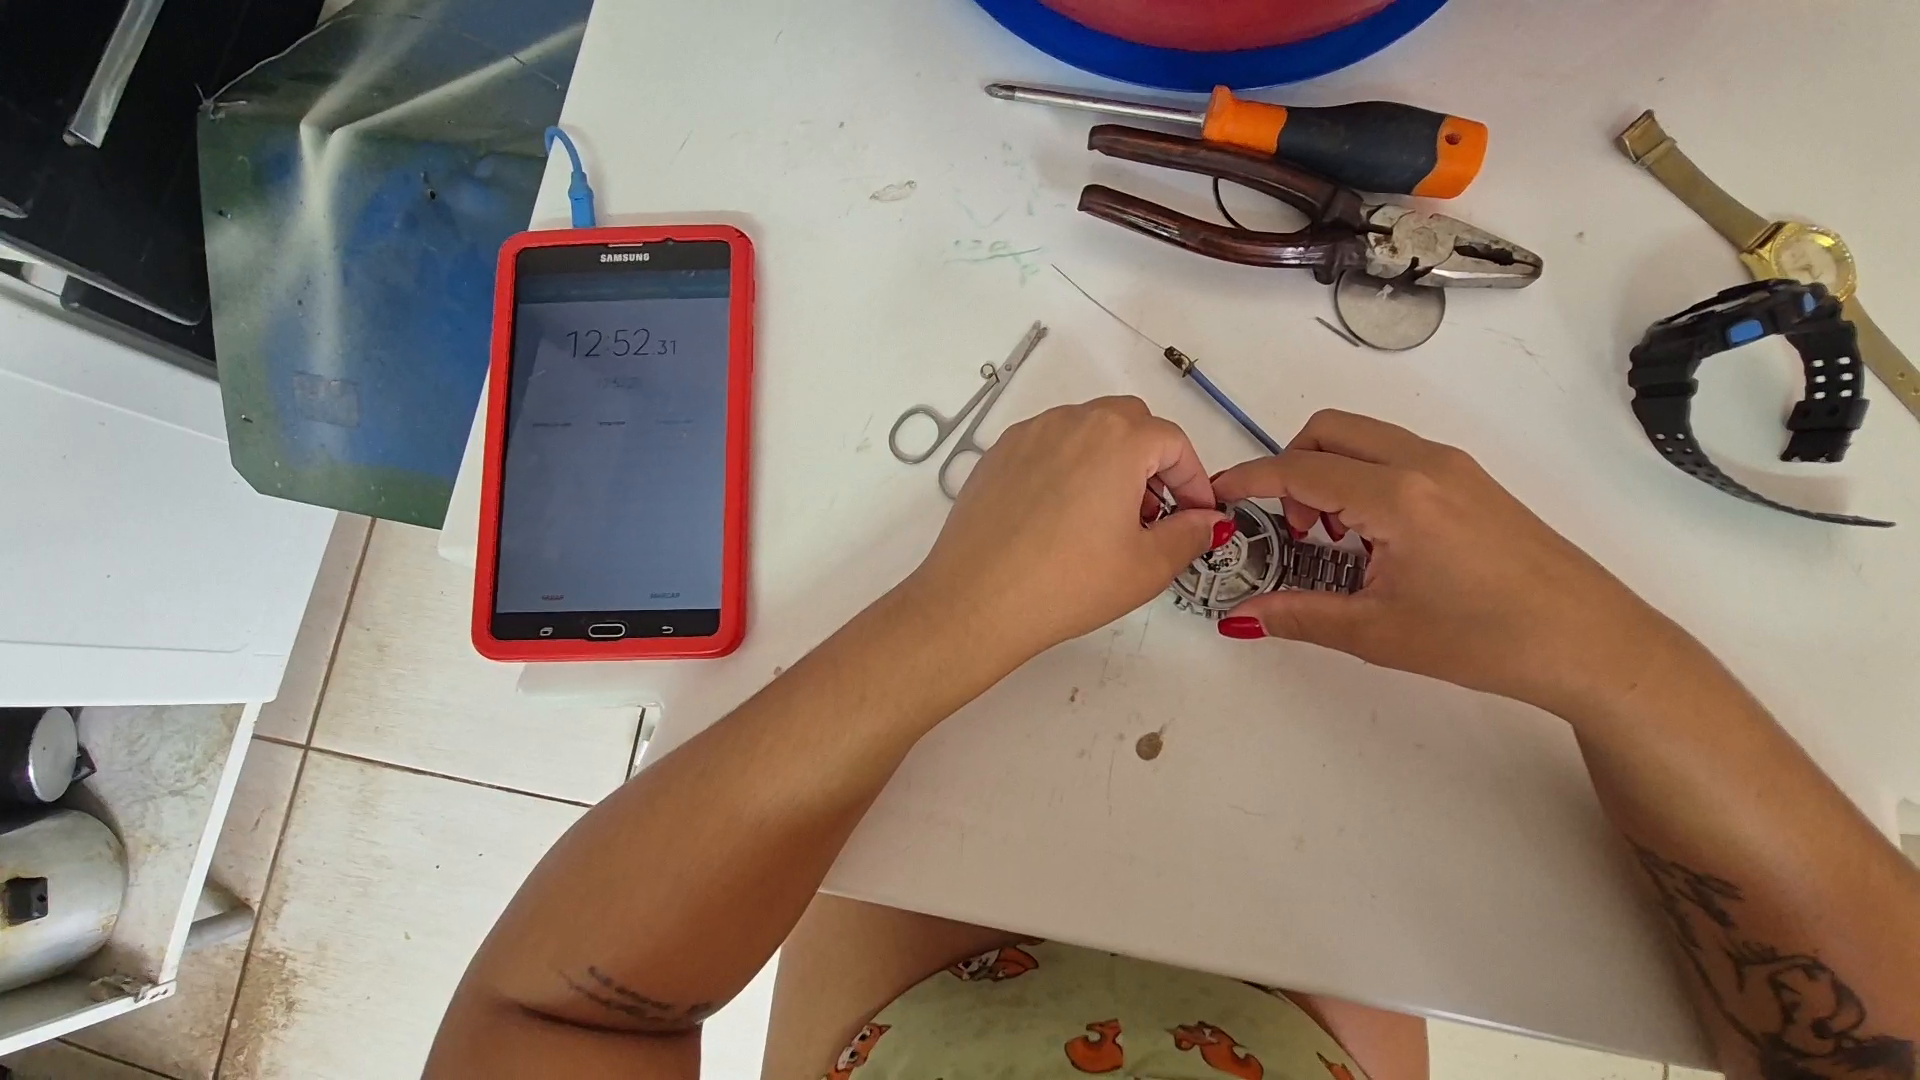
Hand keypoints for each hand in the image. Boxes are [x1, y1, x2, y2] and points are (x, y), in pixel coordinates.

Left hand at [905, 397, 1229, 669]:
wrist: (975, 601)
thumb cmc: (1067, 584)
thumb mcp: (1146, 567)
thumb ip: (1189, 534)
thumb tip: (1207, 520)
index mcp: (1117, 438)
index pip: (1173, 442)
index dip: (1193, 479)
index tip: (1196, 514)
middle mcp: (1071, 422)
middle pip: (1128, 422)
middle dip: (1152, 460)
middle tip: (1152, 512)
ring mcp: (1027, 435)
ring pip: (1084, 430)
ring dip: (1108, 460)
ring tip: (1106, 516)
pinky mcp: (995, 455)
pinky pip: (1046, 447)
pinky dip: (1067, 466)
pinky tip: (1061, 516)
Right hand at [1211, 410, 1694, 719]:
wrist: (1594, 644)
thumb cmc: (1483, 640)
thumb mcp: (1377, 633)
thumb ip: (1297, 616)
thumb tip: (1238, 618)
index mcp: (1397, 497)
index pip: (1299, 469)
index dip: (1248, 479)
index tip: (1217, 496)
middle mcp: (1423, 464)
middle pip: (1328, 430)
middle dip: (1290, 466)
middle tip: (1292, 525)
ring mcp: (1452, 466)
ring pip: (1363, 437)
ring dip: (1328, 470)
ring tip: (1334, 536)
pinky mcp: (1470, 479)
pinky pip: (1394, 453)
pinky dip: (1361, 476)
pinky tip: (1374, 536)